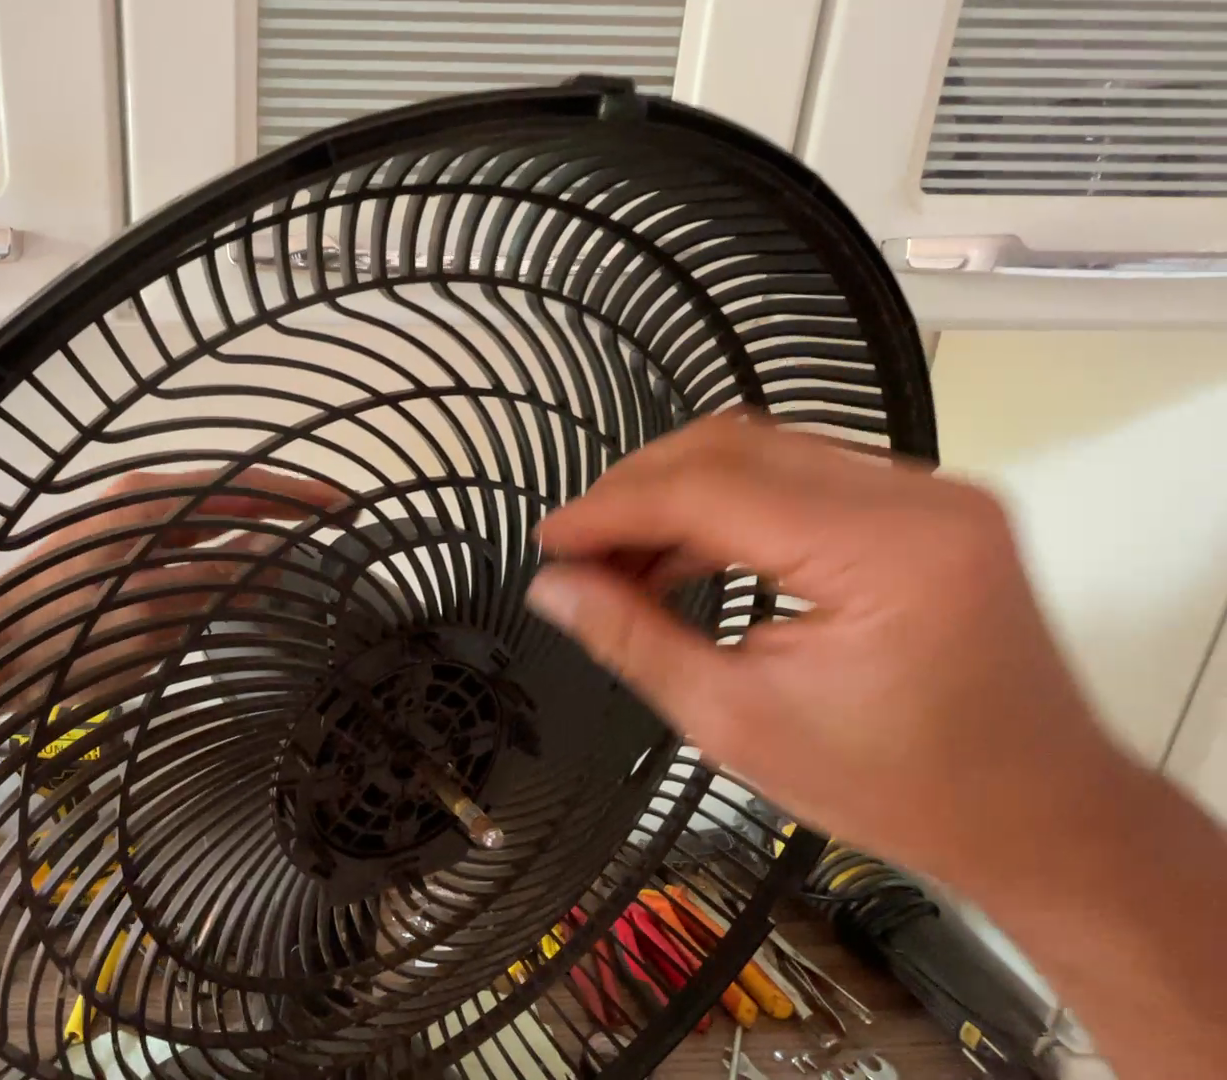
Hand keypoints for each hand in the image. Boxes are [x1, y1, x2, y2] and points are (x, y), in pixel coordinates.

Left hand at [0, 466, 347, 723]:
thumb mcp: (149, 616)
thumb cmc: (63, 641)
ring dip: (258, 524)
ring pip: (211, 514)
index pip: (244, 486)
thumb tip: (279, 555)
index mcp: (150, 505)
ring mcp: (126, 522)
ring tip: (306, 541)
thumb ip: (217, 580)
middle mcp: (141, 501)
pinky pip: (189, 537)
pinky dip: (227, 545)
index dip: (300, 496)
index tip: (349, 507)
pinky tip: (243, 565)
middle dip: (286, 504)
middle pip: (231, 492)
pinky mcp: (118, 548)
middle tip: (339, 524)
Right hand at [524, 415, 1119, 882]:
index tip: (547, 541)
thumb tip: (550, 587)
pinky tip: (674, 554)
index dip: (611, 508)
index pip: (709, 489)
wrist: (1042, 818)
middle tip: (575, 548)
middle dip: (633, 490)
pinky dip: (717, 506)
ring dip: (670, 493)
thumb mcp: (734, 723)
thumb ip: (632, 638)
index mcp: (884, 552)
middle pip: (731, 447)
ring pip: (756, 450)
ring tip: (615, 556)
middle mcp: (916, 497)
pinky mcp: (917, 508)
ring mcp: (926, 494)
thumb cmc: (896, 789)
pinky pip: (790, 476)